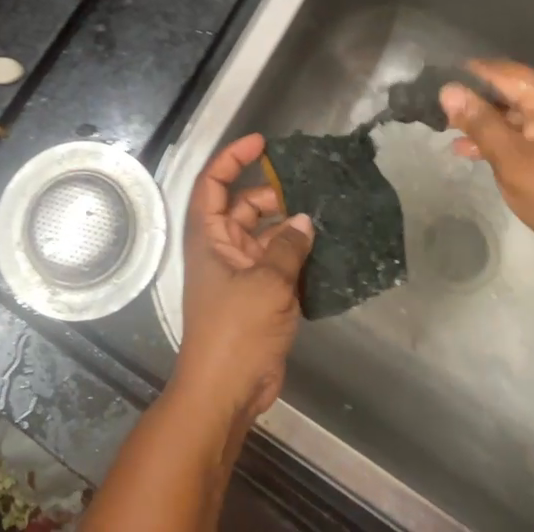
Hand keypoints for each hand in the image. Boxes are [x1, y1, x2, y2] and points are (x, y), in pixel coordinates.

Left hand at [175, 133, 315, 424]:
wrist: (226, 389)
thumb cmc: (236, 330)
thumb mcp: (266, 283)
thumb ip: (288, 247)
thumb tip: (304, 220)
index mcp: (208, 236)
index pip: (214, 183)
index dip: (233, 158)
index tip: (262, 143)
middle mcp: (220, 248)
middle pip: (243, 206)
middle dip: (272, 193)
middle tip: (309, 186)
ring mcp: (238, 273)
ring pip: (264, 235)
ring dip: (288, 226)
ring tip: (325, 214)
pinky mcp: (257, 296)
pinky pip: (276, 263)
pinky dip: (296, 254)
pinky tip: (325, 249)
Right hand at [441, 61, 533, 269]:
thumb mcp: (510, 158)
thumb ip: (478, 121)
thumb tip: (448, 90)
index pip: (504, 72)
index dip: (469, 75)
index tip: (436, 80)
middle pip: (513, 92)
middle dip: (476, 103)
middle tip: (439, 113)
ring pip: (519, 115)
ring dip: (487, 125)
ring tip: (451, 135)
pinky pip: (530, 133)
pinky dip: (505, 140)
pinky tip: (476, 152)